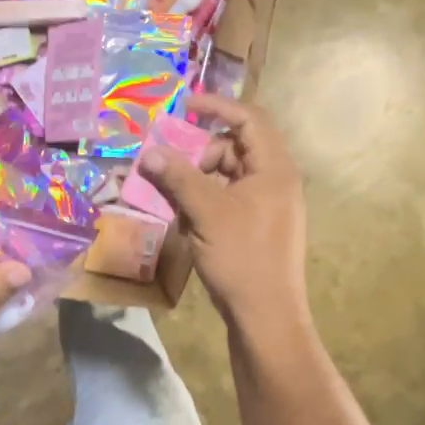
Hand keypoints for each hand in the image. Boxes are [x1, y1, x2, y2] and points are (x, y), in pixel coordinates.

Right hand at [140, 95, 307, 323]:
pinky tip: (184, 223)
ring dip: (195, 181)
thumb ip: (178, 177)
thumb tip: (149, 151)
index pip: (248, 118)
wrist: (266, 317)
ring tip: (170, 200)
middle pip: (233, 147)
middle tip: (168, 167)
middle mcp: (275, 181)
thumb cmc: (242, 259)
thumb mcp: (206, 213)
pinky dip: (203, 203)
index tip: (181, 107)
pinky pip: (226, 200)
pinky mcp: (256, 228)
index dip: (216, 106)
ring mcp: (267, 206)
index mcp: (274, 168)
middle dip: (197, 152)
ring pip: (226, 176)